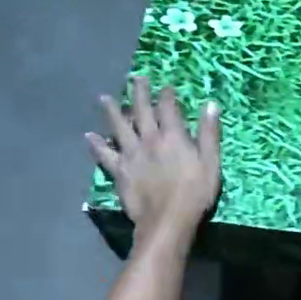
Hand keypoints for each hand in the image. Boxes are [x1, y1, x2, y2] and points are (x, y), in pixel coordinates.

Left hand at [87, 75, 220, 249]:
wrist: (167, 220)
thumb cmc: (195, 193)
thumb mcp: (211, 162)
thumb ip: (209, 133)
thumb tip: (210, 104)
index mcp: (173, 136)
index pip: (169, 108)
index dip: (167, 95)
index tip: (167, 86)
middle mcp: (149, 139)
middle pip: (142, 111)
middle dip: (140, 93)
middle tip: (136, 79)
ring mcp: (131, 155)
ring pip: (119, 127)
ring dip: (112, 111)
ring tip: (105, 98)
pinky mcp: (120, 171)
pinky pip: (105, 155)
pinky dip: (96, 145)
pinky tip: (89, 137)